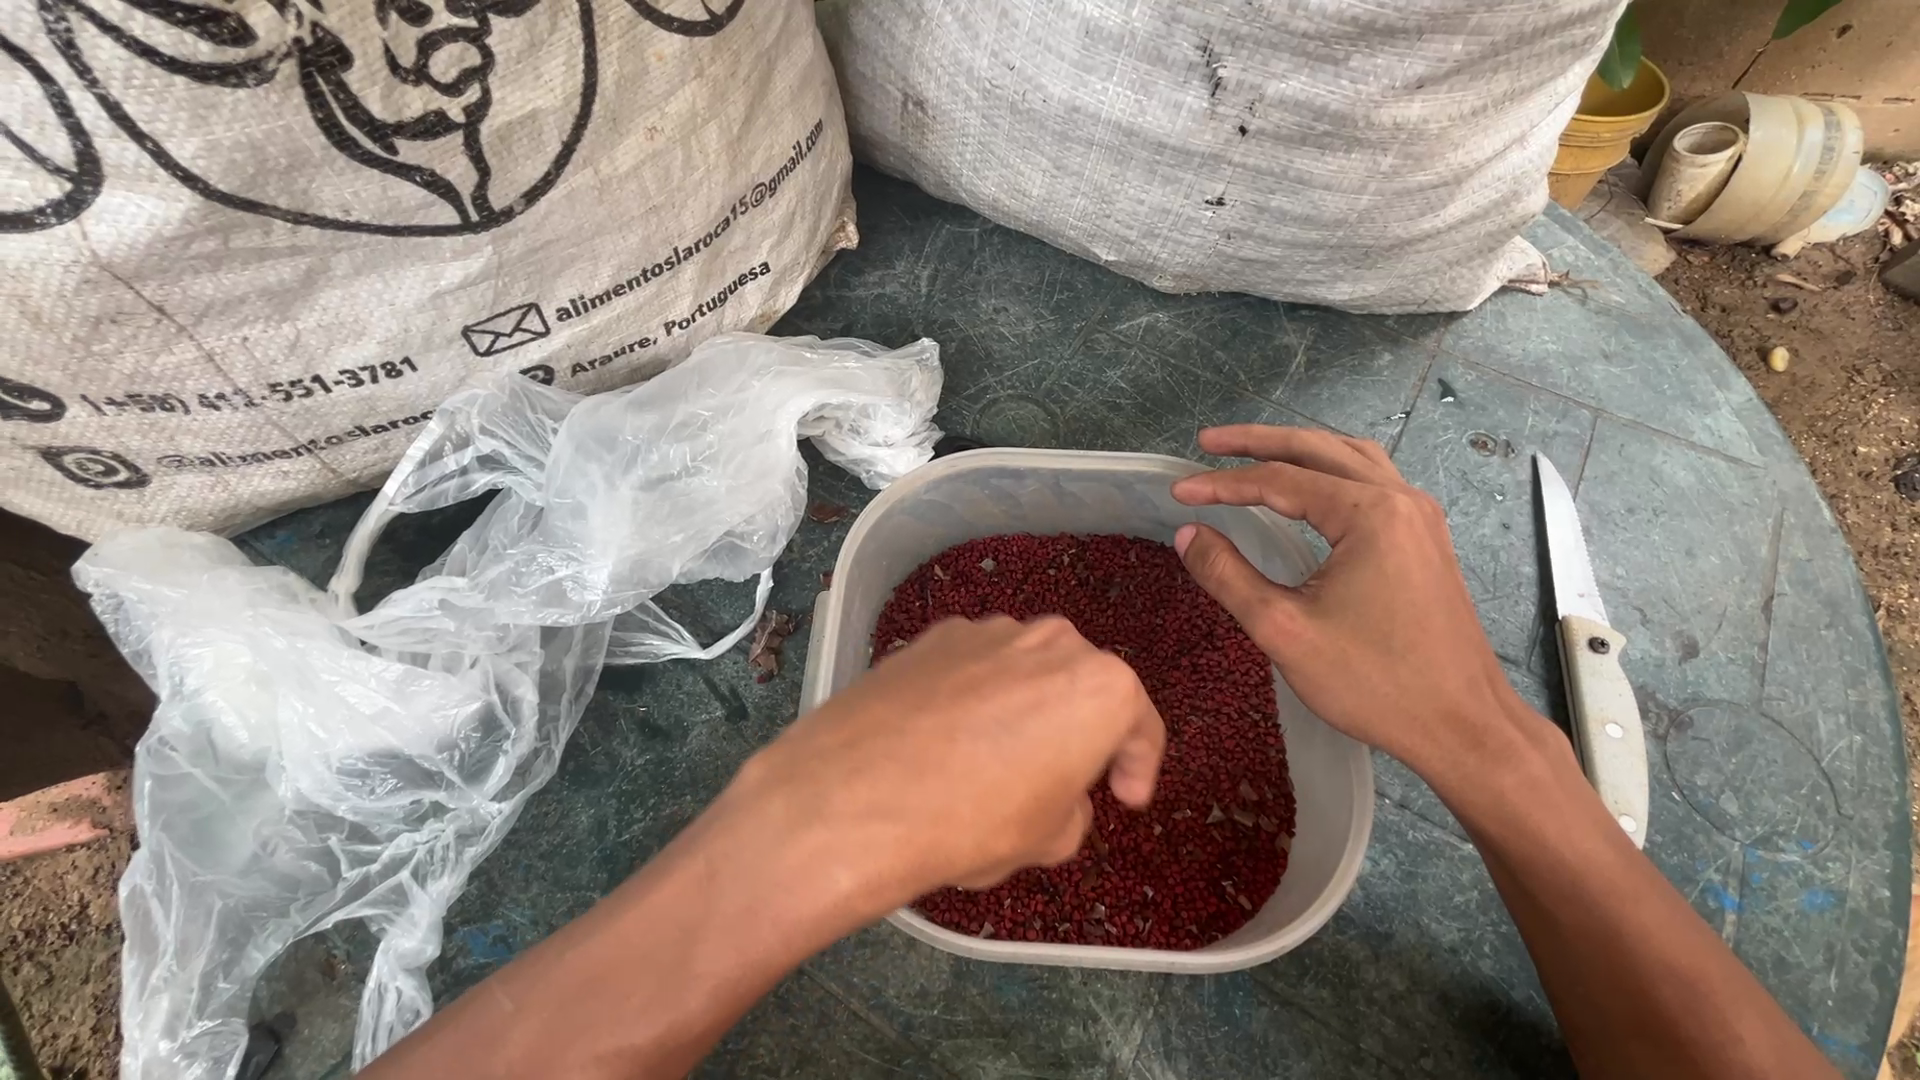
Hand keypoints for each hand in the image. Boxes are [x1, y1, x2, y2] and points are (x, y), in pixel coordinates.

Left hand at [726, 615, 1164, 906]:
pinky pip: (972, 667)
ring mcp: (985, 630)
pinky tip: (944, 738)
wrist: (851, 794)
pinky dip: (973, 696)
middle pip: (1080, 687)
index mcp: (1102, 685)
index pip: (1140, 724)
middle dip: (1076, 730)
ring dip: (1022, 708)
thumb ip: (1074, 809)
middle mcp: (1050, 640)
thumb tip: (1059, 794)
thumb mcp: (1047, 839)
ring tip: (990, 761)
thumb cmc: (971, 820)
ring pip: (1023, 671)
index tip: (1125, 796)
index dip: (1138, 766)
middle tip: (1058, 779)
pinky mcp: (930, 634)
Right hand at [1170, 425, 1542, 780]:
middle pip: (1317, 449)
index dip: (1221, 484)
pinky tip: (1309, 483)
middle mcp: (1400, 500)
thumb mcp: (1283, 630)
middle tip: (1207, 441)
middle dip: (1257, 442)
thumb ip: (1228, 575)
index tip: (1178, 491)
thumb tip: (1188, 534)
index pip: (1278, 481)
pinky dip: (1330, 468)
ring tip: (1252, 451)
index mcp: (1368, 514)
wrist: (1464, 726)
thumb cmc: (1374, 682)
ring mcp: (1419, 517)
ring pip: (1349, 458)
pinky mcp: (1425, 538)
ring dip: (1298, 448)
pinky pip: (1371, 480)